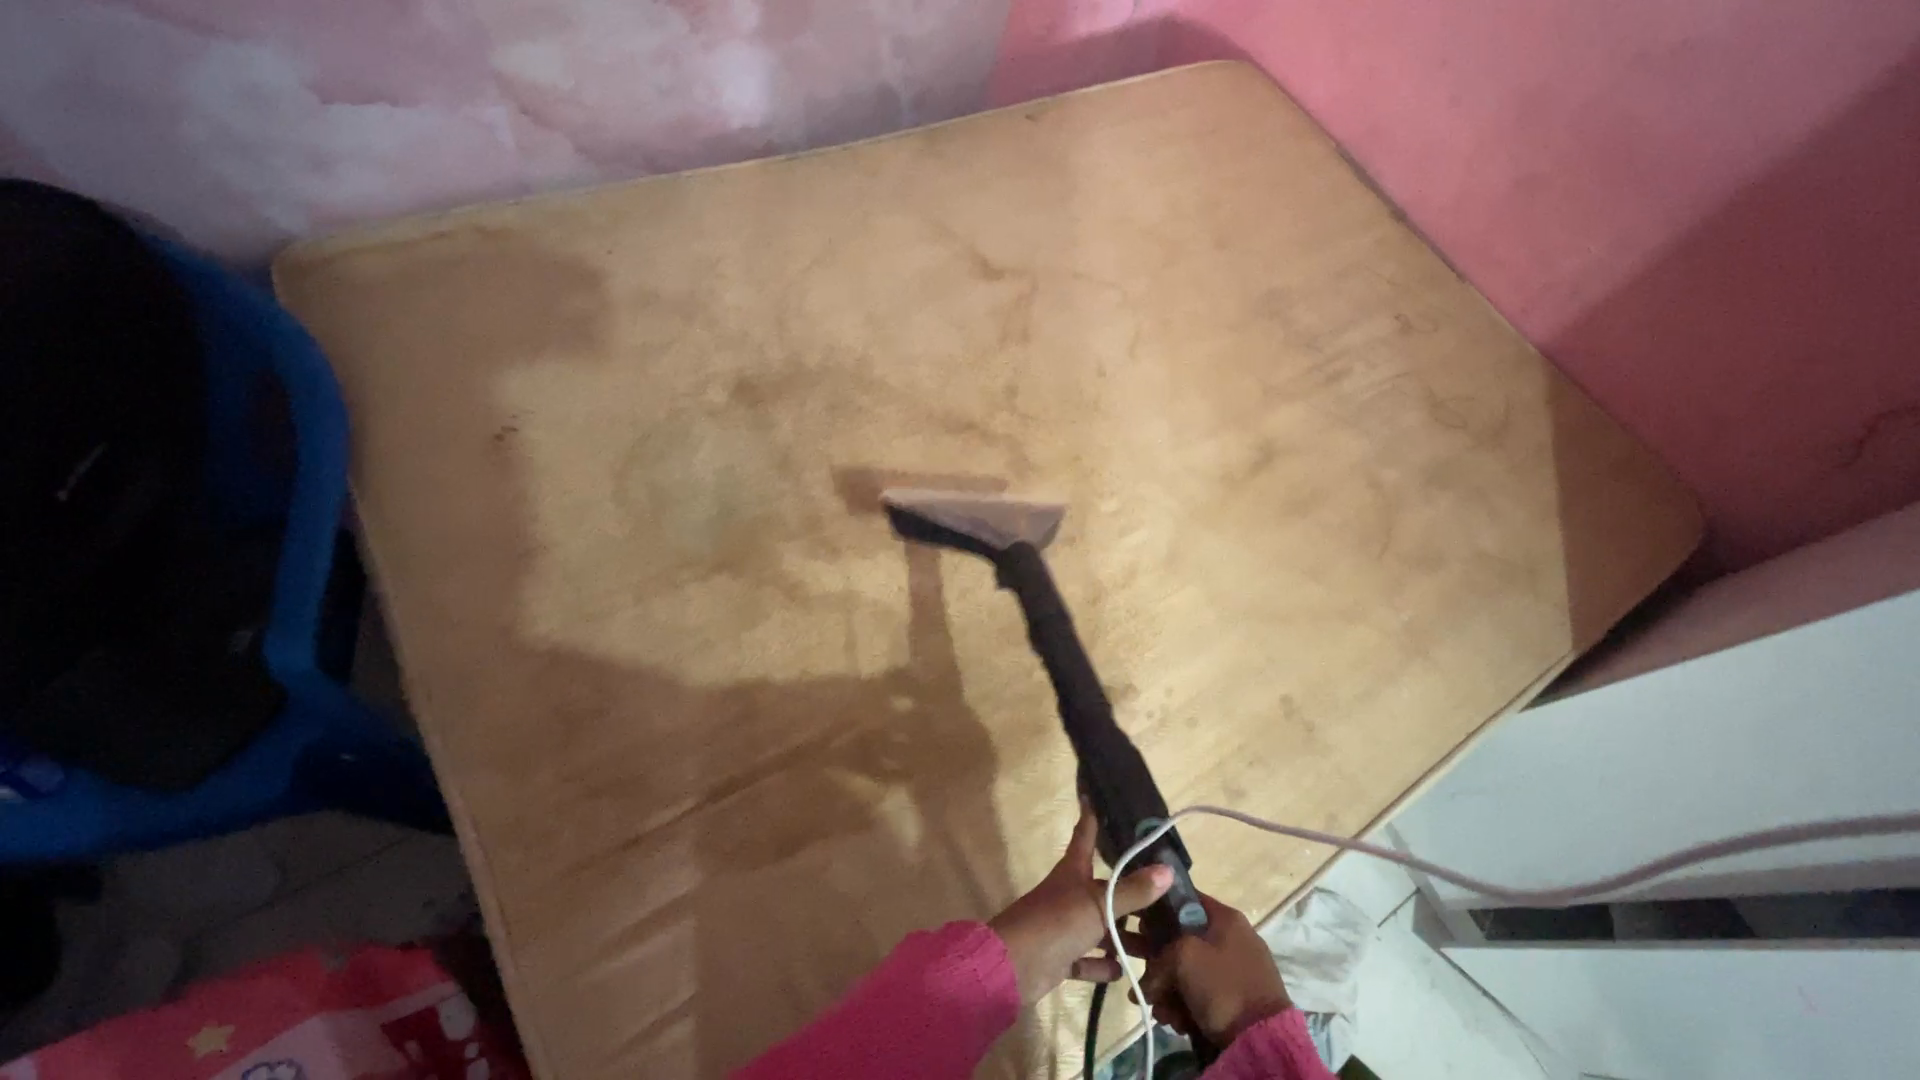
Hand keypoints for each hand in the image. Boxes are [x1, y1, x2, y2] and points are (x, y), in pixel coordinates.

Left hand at [989, 803, 1173, 1005]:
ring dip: (1123, 937)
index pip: (1085, 836)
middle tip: (1165, 900)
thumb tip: (1167, 870)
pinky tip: (1123, 972)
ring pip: (1100, 929)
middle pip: (1104, 890)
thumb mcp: (1098, 904)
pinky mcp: (1059, 957)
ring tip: (1157, 945)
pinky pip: (1087, 961)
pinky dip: (1103, 966)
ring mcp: (1063, 927)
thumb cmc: (1055, 923)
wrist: (1013, 965)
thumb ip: (1132, 891)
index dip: (1090, 817)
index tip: (1092, 795)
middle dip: (1131, 895)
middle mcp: (1069, 895)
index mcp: (1073, 872)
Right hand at [1138, 892, 1291, 1046]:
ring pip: (1190, 971)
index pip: (1184, 899)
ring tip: (1161, 1012)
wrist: (1262, 1041)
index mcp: (1225, 918)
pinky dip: (1186, 1006)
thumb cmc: (1222, 986)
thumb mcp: (1183, 958)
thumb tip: (1149, 981)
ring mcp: (1237, 969)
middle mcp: (1232, 938)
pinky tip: (1177, 1022)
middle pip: (1182, 940)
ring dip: (1170, 991)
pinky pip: (1203, 993)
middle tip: (1147, 983)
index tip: (1138, 928)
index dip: (1158, 910)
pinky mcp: (1238, 997)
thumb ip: (1158, 959)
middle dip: (1159, 965)